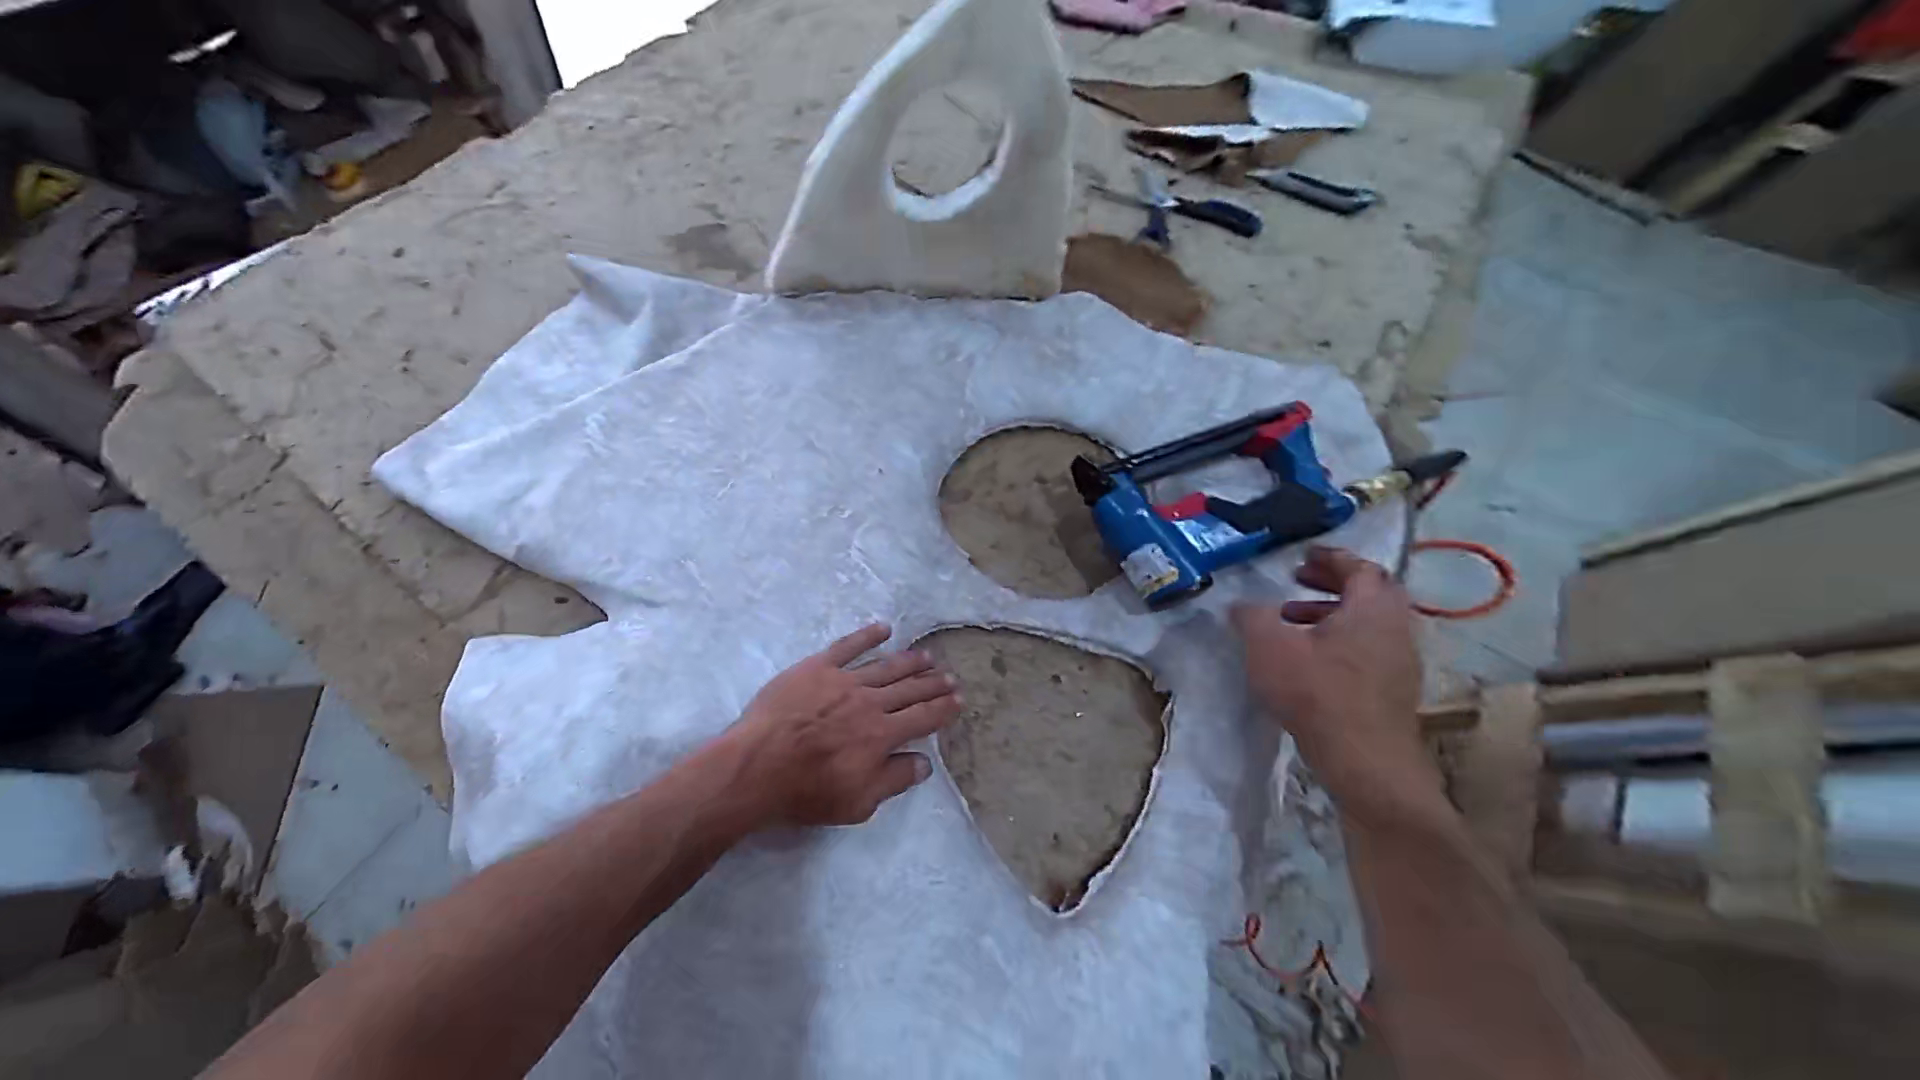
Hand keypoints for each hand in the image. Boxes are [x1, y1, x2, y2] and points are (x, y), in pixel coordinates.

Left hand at [724, 623, 960, 828]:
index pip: (923, 717)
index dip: (944, 709)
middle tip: (950, 677)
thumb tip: (925, 762)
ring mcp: (843, 681)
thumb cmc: (805, 792)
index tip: (958, 700)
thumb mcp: (858, 803)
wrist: (756, 766)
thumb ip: (895, 780)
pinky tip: (884, 629)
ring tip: (928, 657)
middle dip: (933, 684)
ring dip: (910, 661)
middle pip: (909, 689)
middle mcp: (870, 702)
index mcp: (882, 735)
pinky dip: (867, 636)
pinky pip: (847, 647)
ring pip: (885, 666)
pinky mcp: (816, 668)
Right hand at [1231, 546, 1440, 814]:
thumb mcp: (1268, 646)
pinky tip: (1309, 660)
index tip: (1303, 556)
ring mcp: (1401, 661)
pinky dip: (1341, 641)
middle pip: (1370, 592)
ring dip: (1333, 614)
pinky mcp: (1395, 690)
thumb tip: (1241, 605)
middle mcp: (1396, 628)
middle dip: (1332, 583)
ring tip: (1292, 622)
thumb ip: (1252, 616)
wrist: (1364, 761)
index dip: (1330, 557)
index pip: (1359, 567)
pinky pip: (1369, 649)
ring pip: (1368, 623)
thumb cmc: (1317, 693)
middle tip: (1298, 582)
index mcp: (1373, 608)